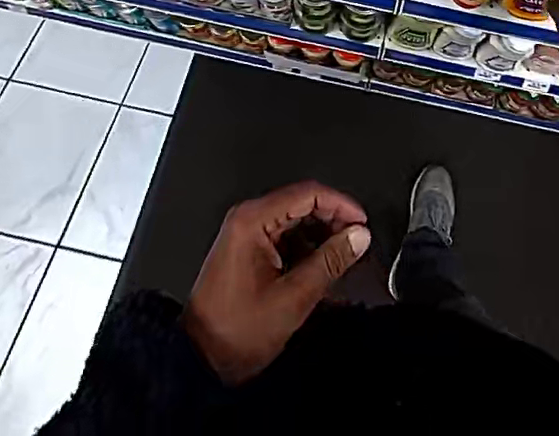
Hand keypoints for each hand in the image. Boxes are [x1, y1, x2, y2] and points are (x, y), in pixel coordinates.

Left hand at [183, 180, 370, 384]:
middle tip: (355, 240)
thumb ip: (331, 260)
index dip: (341, 204)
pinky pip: (285, 233)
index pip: (308, 193)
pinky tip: (320, 264)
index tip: (362, 223)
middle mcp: (247, 217)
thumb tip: (360, 235)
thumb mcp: (293, 297)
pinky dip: (306, 244)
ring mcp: (245, 231)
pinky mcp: (247, 247)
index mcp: (253, 220)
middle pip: (302, 202)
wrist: (197, 365)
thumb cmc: (240, 331)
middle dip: (333, 219)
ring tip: (341, 255)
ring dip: (321, 233)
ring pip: (296, 218)